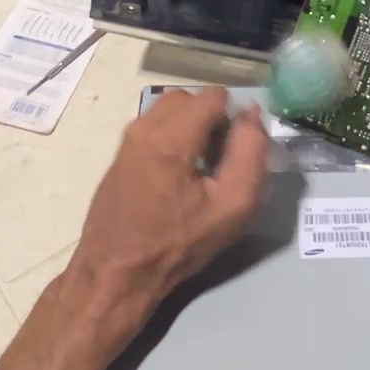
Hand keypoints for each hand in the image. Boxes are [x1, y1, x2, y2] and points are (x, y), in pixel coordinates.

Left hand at [66, 87, 269, 322]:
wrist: (117, 274)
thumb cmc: (177, 244)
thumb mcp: (231, 206)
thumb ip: (250, 152)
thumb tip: (252, 114)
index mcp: (170, 137)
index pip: (214, 95)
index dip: (234, 117)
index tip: (235, 150)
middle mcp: (143, 126)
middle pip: (192, 98)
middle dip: (212, 118)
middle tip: (220, 158)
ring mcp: (127, 138)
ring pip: (172, 109)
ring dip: (192, 125)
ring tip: (201, 166)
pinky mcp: (120, 152)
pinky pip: (155, 126)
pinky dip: (174, 136)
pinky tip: (178, 175)